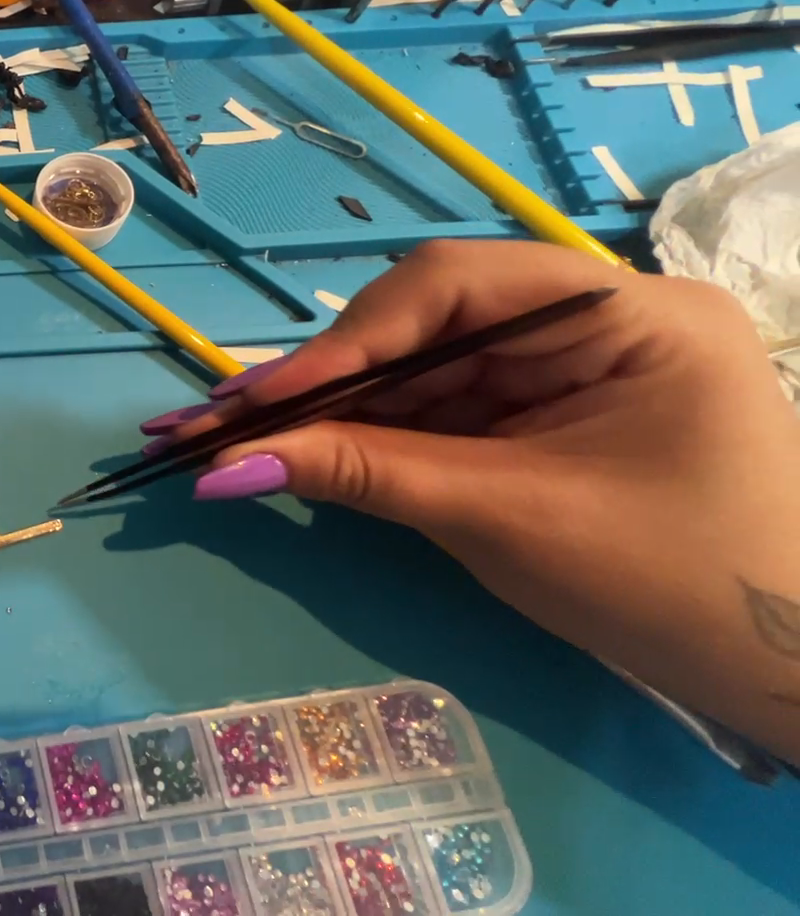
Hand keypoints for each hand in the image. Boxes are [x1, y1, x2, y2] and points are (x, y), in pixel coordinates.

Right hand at [147, 240, 799, 763]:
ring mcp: (539, 369)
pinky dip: (348, 434)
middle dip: (311, 381)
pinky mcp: (512, 413)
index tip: (260, 398)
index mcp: (621, 315)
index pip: (449, 287)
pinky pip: (413, 410)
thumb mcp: (502, 517)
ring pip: (397, 372)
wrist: (781, 671)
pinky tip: (283, 446)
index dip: (342, 340)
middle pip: (409, 329)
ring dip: (314, 410)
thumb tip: (223, 469)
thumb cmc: (675, 583)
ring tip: (224, 436)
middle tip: (214, 417)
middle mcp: (574, 323)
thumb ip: (360, 474)